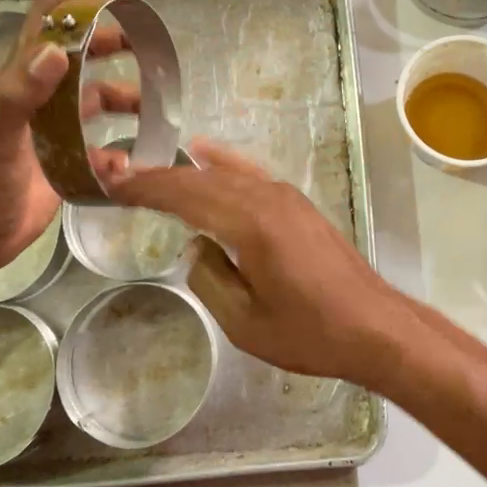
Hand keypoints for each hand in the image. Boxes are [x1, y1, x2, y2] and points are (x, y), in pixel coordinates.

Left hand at [0, 0, 138, 271]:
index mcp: (19, 81)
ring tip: (155, 104)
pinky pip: (99, 145)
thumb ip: (20, 94)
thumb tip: (56, 51)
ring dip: (124, 96)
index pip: (47, 22)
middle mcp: (38, 97)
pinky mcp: (63, 160)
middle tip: (148, 44)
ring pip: (93, 99)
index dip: (80, 0)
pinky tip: (133, 159)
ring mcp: (51, 129)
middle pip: (77, 54)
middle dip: (111, 42)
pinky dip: (119, 148)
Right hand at [108, 140, 424, 390]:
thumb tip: (196, 247)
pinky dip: (225, 164)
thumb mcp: (245, 322)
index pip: (187, 194)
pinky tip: (207, 154)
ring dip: (188, 171)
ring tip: (151, 170)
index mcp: (251, 223)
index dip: (147, 188)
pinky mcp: (298, 205)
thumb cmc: (310, 332)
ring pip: (227, 173)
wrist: (374, 326)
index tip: (112, 183)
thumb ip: (210, 279)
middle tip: (120, 176)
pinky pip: (251, 176)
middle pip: (203, 178)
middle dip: (161, 176)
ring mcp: (287, 197)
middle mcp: (267, 198)